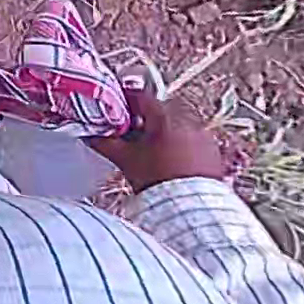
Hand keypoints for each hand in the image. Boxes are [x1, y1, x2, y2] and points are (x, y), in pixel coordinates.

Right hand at [86, 87, 224, 191]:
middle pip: (159, 109)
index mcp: (164, 119)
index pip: (141, 97)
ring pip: (176, 123)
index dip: (125, 99)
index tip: (117, 103)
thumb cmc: (159, 180)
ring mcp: (202, 136)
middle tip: (129, 126)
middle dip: (143, 115)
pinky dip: (178, 140)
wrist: (189, 205)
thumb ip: (104, 142)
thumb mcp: (123, 158)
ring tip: (148, 144)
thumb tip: (91, 135)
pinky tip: (166, 155)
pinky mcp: (212, 150)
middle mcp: (188, 122)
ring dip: (161, 128)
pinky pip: (191, 137)